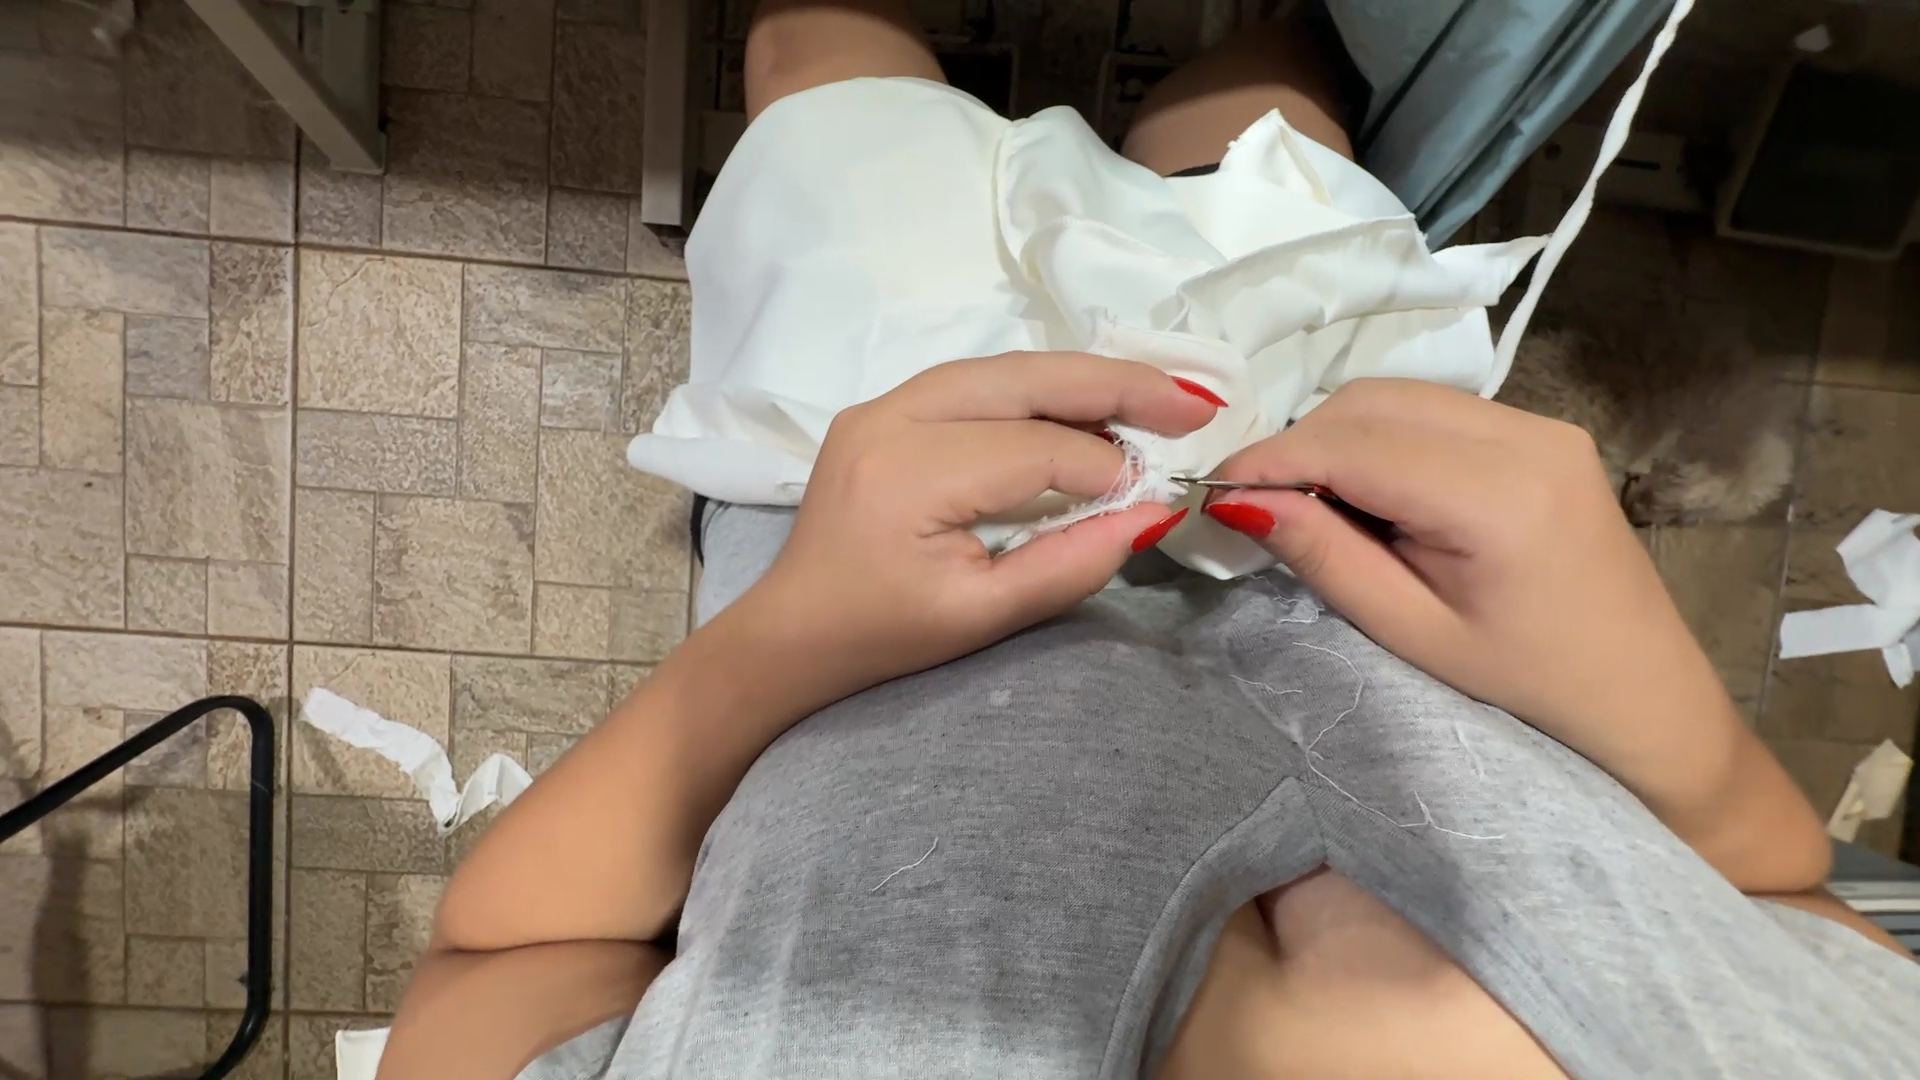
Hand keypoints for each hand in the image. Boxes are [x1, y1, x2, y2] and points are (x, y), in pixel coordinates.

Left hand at [737, 351, 1221, 707]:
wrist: (793, 632)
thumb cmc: (882, 636)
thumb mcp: (980, 616)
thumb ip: (1070, 565)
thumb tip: (1154, 515)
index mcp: (908, 474)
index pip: (1035, 450)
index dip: (1107, 470)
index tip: (1160, 493)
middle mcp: (889, 416)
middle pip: (1024, 377)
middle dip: (1116, 386)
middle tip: (1194, 401)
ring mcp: (880, 404)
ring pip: (1004, 368)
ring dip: (1082, 380)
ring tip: (1154, 399)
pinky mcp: (882, 408)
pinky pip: (977, 383)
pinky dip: (1038, 393)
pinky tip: (1082, 410)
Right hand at [1197, 379, 1725, 765]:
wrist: (1642, 697)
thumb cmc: (1522, 684)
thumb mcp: (1407, 631)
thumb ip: (1323, 555)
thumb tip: (1237, 500)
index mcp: (1499, 497)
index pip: (1352, 445)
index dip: (1270, 459)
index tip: (1212, 489)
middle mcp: (1526, 435)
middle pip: (1369, 403)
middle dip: (1296, 444)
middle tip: (1255, 502)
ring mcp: (1539, 424)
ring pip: (1392, 397)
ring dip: (1329, 438)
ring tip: (1305, 501)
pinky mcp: (1536, 432)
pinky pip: (1424, 410)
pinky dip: (1369, 438)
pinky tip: (1361, 491)